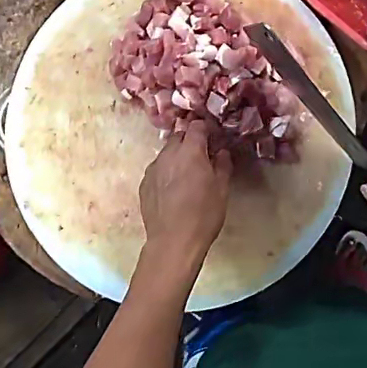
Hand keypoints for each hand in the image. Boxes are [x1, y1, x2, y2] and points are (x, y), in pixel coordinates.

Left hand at [139, 122, 231, 268]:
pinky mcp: (144, 184)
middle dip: (190, 141)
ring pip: (166, 153)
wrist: (174, 241)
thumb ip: (222, 164)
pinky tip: (174, 189)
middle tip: (202, 156)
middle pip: (178, 136)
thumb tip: (220, 152)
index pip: (196, 126)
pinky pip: (158, 170)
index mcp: (190, 151)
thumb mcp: (222, 188)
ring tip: (188, 175)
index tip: (213, 139)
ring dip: (178, 157)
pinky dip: (167, 172)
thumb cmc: (204, 213)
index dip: (206, 129)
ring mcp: (153, 169)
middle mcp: (168, 155)